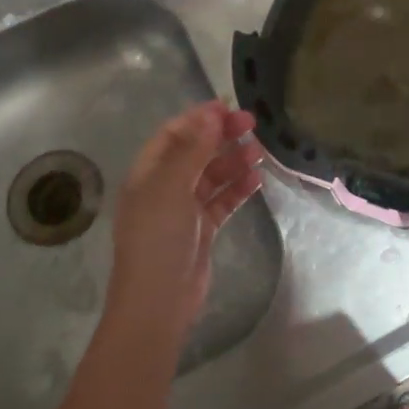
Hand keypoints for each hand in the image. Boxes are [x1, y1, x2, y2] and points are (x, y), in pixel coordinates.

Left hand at [109, 101, 262, 327]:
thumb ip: (193, 150)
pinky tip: (257, 179)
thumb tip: (212, 113)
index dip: (198, 119)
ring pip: (211, 176)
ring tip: (260, 150)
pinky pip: (222, 201)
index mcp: (147, 174)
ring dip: (233, 161)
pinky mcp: (201, 230)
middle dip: (221, 136)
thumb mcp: (172, 188)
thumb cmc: (158, 239)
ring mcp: (182, 210)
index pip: (173, 135)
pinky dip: (238, 189)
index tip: (229, 107)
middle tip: (252, 124)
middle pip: (195, 152)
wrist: (158, 301)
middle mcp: (163, 188)